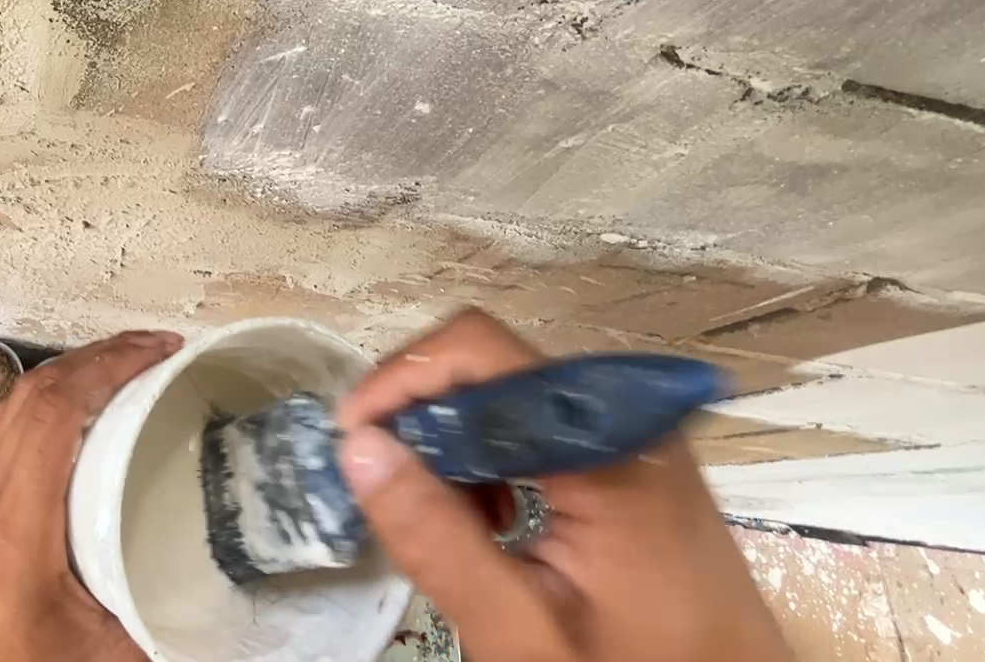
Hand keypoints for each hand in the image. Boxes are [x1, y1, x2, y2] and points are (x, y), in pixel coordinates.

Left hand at [0, 330, 183, 661]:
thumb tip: (215, 552)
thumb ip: (162, 600)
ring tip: (129, 363)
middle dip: (100, 354)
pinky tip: (89, 407)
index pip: (55, 410)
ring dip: (76, 369)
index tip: (160, 352)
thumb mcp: (109, 650)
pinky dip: (56, 396)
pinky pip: (14, 426)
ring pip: (20, 402)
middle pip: (36, 391)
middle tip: (156, 347)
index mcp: (17, 524)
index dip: (109, 365)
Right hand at [336, 309, 788, 661]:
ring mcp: (631, 435)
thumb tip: (357, 446)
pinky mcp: (627, 457)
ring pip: (504, 392)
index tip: (353, 434)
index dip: (404, 376)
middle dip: (420, 412)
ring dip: (450, 437)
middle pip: (489, 365)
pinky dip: (486, 455)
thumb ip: (438, 540)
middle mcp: (624, 419)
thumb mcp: (523, 638)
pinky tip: (483, 518)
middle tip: (384, 480)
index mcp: (609, 448)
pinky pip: (531, 423)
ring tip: (435, 512)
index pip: (481, 351)